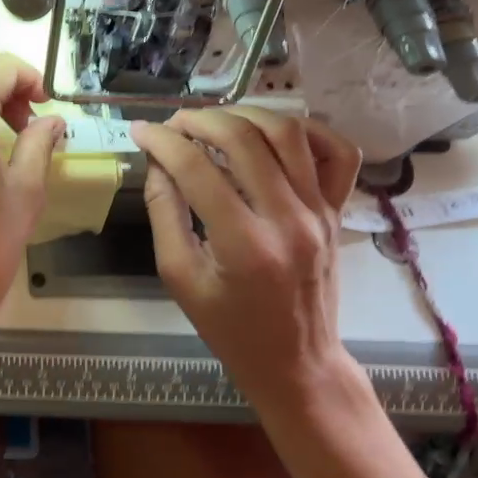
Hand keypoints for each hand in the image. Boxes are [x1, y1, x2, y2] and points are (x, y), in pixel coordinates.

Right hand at [132, 106, 362, 407]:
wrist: (298, 363)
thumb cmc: (230, 327)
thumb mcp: (180, 276)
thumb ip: (165, 212)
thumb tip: (157, 161)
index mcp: (245, 244)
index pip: (196, 168)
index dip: (161, 141)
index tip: (139, 131)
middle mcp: (289, 220)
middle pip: (242, 138)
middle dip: (197, 120)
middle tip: (172, 126)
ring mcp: (320, 212)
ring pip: (287, 132)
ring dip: (243, 115)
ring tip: (214, 123)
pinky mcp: (337, 210)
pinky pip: (337, 151)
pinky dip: (307, 129)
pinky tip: (273, 133)